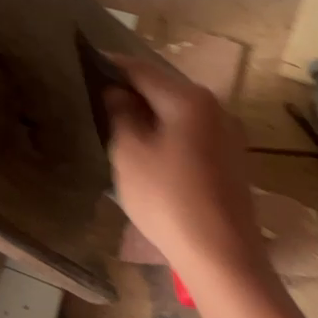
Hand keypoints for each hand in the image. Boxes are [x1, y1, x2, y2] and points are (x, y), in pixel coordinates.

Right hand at [104, 53, 267, 278]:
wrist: (222, 255)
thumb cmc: (168, 198)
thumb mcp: (129, 153)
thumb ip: (119, 114)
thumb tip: (116, 93)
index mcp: (189, 99)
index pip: (141, 70)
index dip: (111, 65)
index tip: (86, 62)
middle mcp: (215, 108)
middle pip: (164, 89)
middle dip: (131, 91)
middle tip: (97, 97)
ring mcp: (228, 135)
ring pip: (178, 113)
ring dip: (149, 114)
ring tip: (117, 124)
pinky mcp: (231, 160)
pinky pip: (191, 134)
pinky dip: (167, 133)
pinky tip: (148, 151)